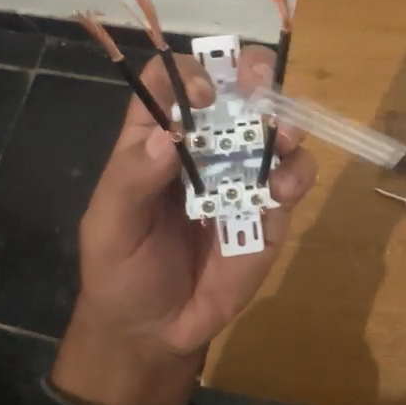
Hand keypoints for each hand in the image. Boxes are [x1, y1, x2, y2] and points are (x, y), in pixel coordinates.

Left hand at [51, 45, 315, 404]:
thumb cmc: (122, 270)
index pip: (173, 82)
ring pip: (274, 127)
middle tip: (259, 87)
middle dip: (253, 75)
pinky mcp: (271, 208)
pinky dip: (296, 173)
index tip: (205, 95)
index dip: (190, 74)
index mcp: (156, 138)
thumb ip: (131, 181)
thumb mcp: (109, 228)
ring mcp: (242, 174)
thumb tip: (168, 138)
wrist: (157, 330)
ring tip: (281, 138)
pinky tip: (281, 190)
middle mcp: (204, 145)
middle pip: (235, 89)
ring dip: (284, 122)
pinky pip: (294, 177)